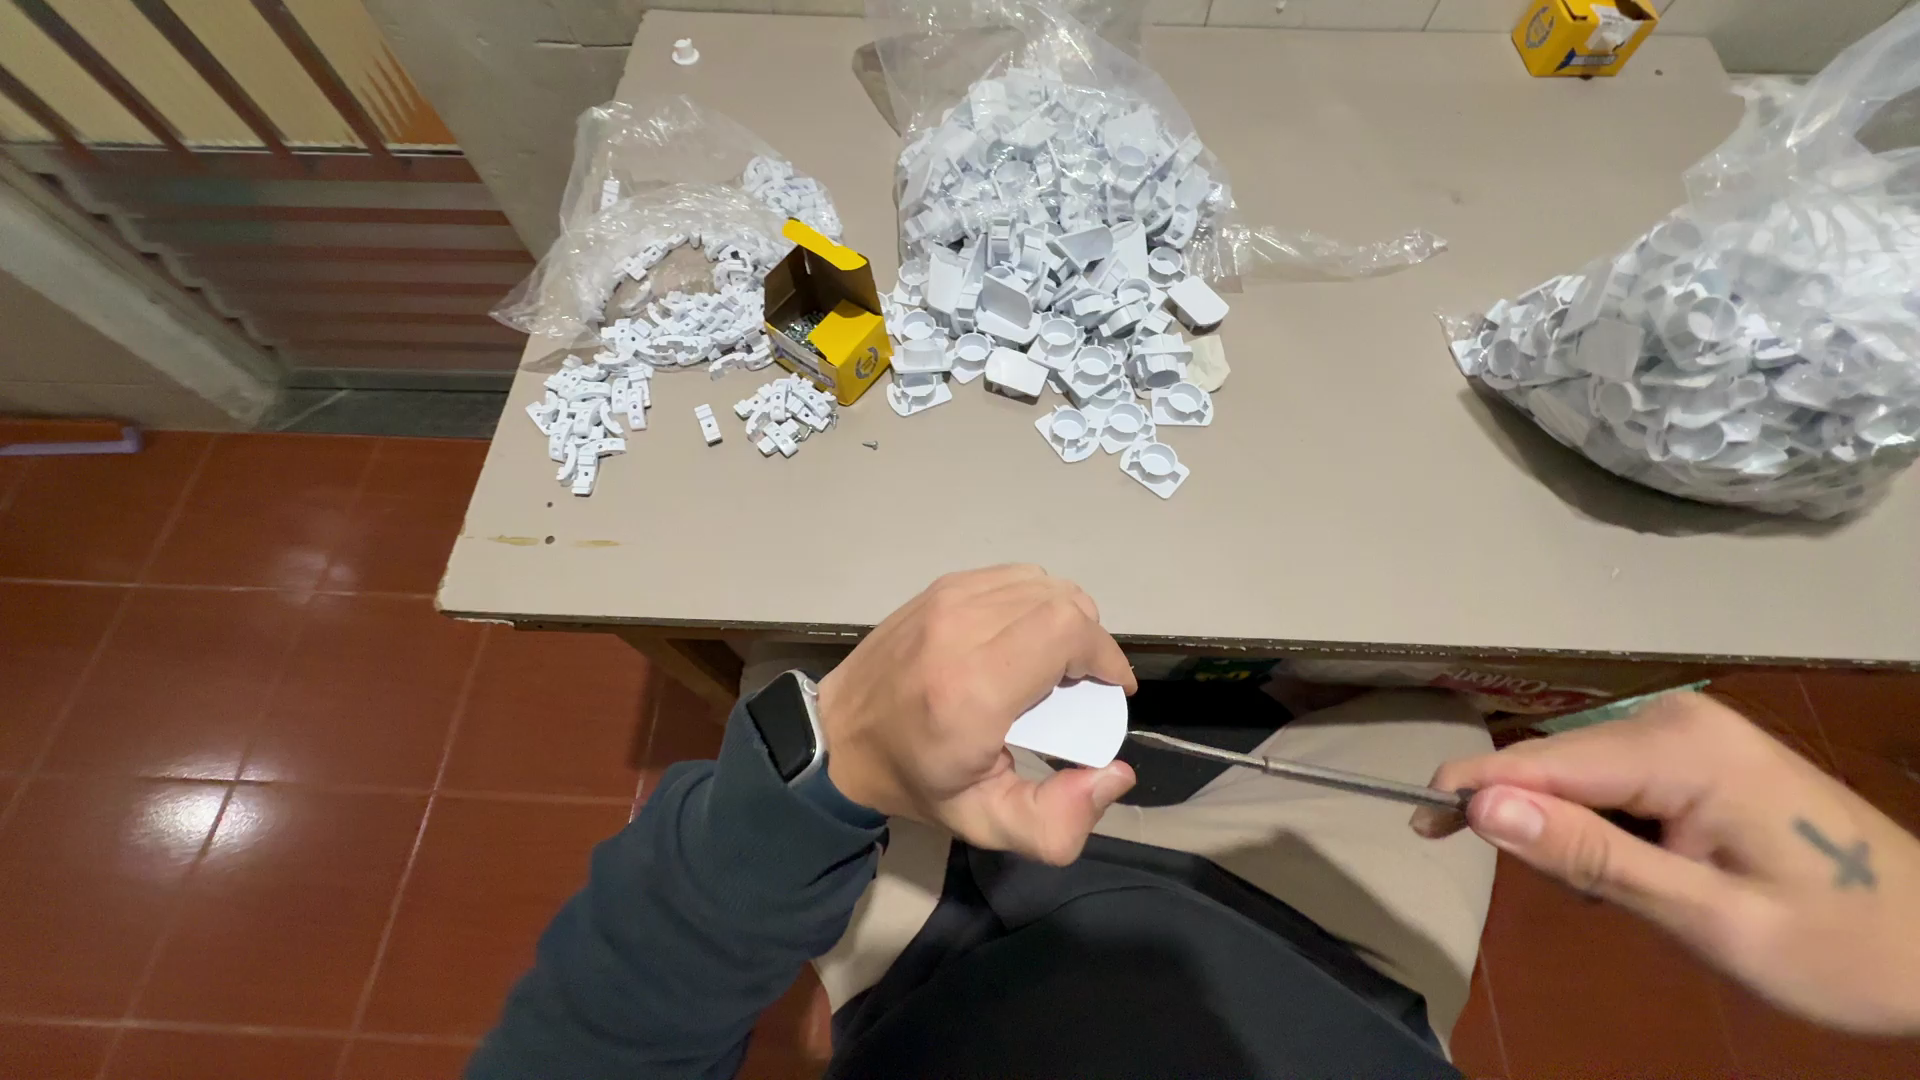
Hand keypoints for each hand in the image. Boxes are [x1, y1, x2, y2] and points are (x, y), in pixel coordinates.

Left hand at [816, 565, 1136, 865]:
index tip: (1110, 689)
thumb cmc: (917, 779)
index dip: (1104, 655)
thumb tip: (1115, 773)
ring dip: (1064, 617)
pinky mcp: (940, 587)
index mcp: (972, 689)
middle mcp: (959, 629)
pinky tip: (1024, 636)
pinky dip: (1034, 601)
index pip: (1065, 631)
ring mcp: (946, 600)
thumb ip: (1058, 821)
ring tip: (1057, 659)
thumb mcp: (986, 822)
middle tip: (1083, 681)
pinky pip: (1012, 577)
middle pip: (1060, 601)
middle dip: (1089, 640)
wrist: (841, 736)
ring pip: (1039, 583)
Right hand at [1412, 692, 1919, 1034]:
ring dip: (1569, 828)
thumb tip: (1479, 807)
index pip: (1537, 762)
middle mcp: (1670, 719)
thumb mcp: (1713, 920)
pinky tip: (1643, 859)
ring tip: (1628, 888)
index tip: (1420, 825)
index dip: (1470, 791)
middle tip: (1577, 895)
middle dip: (1534, 823)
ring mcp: (1681, 727)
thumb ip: (1591, 858)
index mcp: (1682, 750)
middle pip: (1549, 763)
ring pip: (1568, 770)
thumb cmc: (1848, 949)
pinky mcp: (1685, 743)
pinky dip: (1598, 821)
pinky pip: (1600, 773)